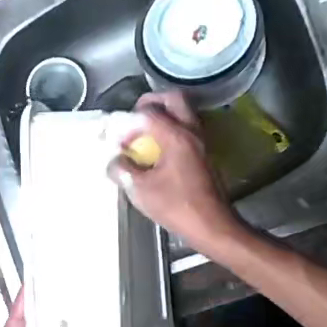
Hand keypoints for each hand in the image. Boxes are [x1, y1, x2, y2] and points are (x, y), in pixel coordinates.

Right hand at [110, 92, 242, 250]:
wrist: (212, 226)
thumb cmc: (176, 207)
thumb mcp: (140, 190)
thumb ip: (123, 170)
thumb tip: (115, 162)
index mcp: (176, 136)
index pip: (148, 112)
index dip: (128, 122)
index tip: (118, 139)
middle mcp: (192, 132)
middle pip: (172, 99)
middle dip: (150, 103)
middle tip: (134, 118)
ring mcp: (202, 143)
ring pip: (182, 114)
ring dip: (163, 117)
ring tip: (144, 135)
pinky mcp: (205, 155)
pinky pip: (187, 130)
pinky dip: (171, 132)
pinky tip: (158, 152)